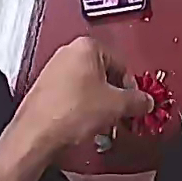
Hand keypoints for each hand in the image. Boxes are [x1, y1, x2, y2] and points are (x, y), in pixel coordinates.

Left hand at [13, 37, 154, 152]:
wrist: (36, 134)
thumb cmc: (69, 112)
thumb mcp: (116, 105)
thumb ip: (137, 100)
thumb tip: (144, 101)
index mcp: (87, 46)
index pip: (121, 64)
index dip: (130, 87)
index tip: (133, 101)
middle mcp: (68, 52)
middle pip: (104, 74)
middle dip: (114, 95)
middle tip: (120, 112)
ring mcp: (54, 69)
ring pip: (88, 85)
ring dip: (99, 103)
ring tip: (102, 121)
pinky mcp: (46, 88)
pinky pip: (73, 94)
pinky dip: (82, 107)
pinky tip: (84, 123)